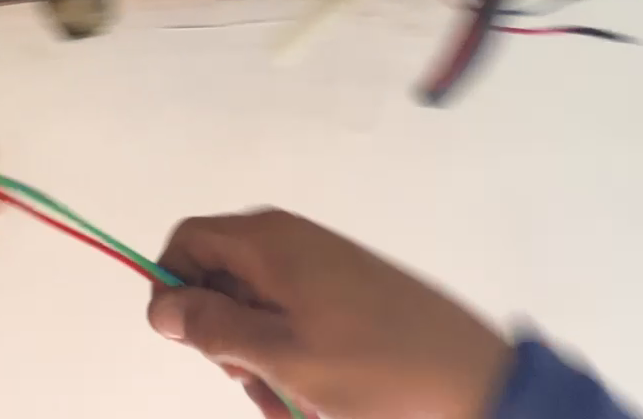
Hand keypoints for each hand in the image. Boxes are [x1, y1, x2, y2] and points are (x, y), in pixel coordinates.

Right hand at [147, 209, 511, 418]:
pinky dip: (291, 357)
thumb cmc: (377, 370)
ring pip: (254, 305)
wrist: (483, 386)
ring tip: (295, 403)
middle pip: (219, 275)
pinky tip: (318, 399)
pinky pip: (291, 317)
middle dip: (223, 334)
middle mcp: (286, 240)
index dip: (173, 287)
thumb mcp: (284, 356)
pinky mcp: (342, 291)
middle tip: (253, 381)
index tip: (189, 344)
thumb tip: (159, 304)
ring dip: (259, 357)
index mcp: (267, 240)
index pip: (188, 241)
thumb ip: (214, 327)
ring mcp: (317, 265)